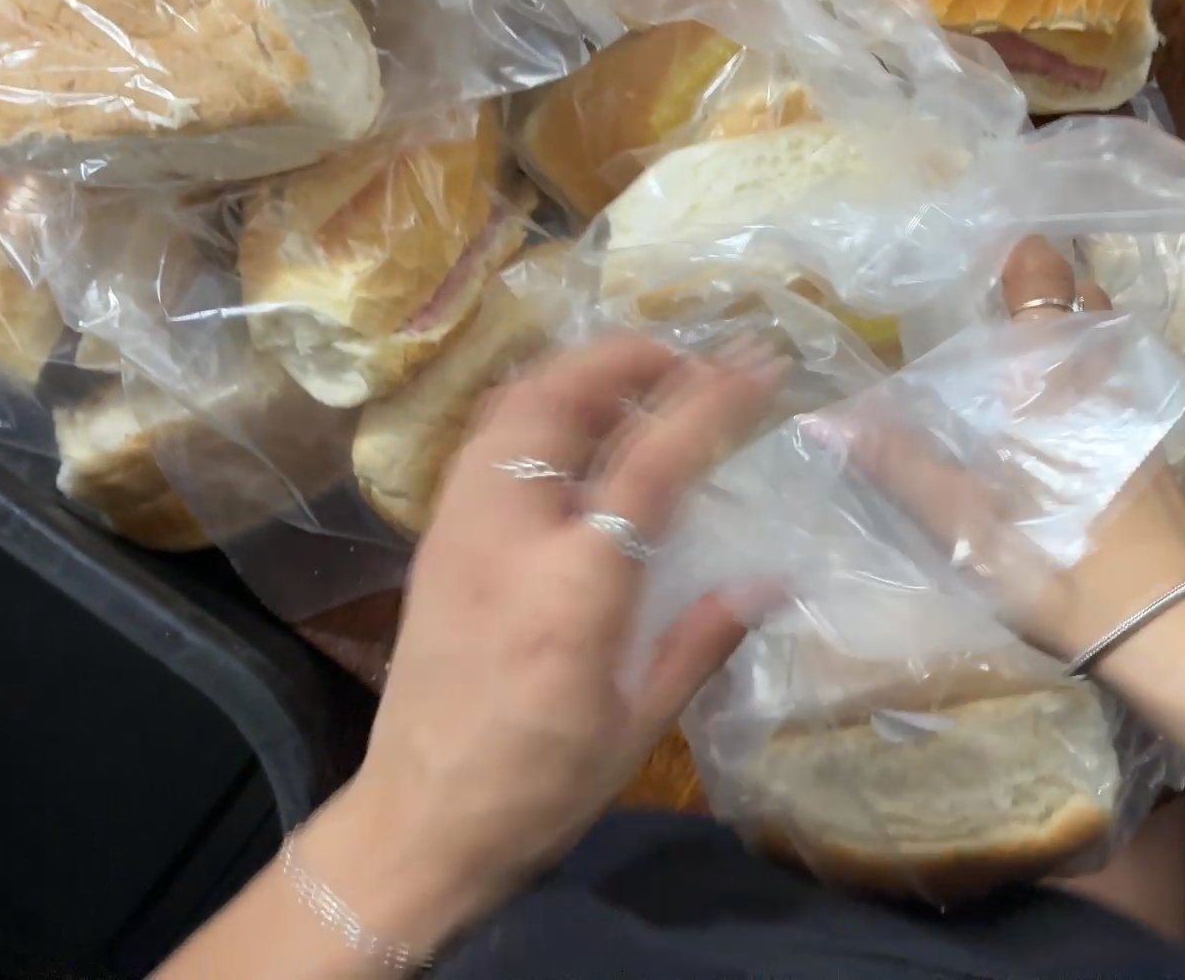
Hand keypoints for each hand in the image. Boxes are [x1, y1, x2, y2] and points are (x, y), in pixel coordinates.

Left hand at [352, 335, 785, 918]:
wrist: (414, 826)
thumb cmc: (536, 786)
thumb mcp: (637, 724)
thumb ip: (703, 638)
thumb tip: (771, 582)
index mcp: (574, 585)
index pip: (652, 460)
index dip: (711, 402)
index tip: (756, 364)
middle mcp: (507, 534)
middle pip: (557, 400)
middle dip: (626, 358)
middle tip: (685, 360)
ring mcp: (459, 529)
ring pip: (511, 409)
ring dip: (579, 375)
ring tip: (637, 384)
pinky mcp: (436, 539)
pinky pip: (488, 440)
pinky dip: (540, 410)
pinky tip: (576, 435)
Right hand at [839, 237, 1184, 658]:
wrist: (1171, 632)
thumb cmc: (1059, 567)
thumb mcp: (963, 525)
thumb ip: (896, 466)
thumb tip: (823, 421)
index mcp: (1054, 383)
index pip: (1045, 285)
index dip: (1020, 255)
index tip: (986, 247)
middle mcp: (1105, 382)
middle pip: (1086, 301)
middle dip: (1048, 284)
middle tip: (995, 289)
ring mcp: (1138, 416)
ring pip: (1108, 341)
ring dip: (1071, 323)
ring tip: (1021, 337)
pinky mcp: (1153, 451)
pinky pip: (1118, 380)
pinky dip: (1087, 366)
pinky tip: (1056, 404)